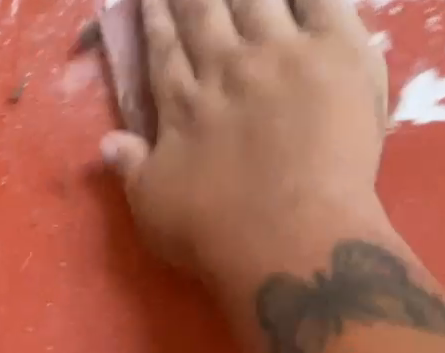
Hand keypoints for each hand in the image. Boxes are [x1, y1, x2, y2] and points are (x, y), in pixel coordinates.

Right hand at [102, 0, 388, 283]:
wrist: (288, 237)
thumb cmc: (212, 233)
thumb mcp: (152, 206)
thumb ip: (131, 167)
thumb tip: (106, 142)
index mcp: (181, 105)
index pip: (163, 48)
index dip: (154, 17)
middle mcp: (226, 67)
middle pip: (205, 11)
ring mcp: (282, 53)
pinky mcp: (338, 49)